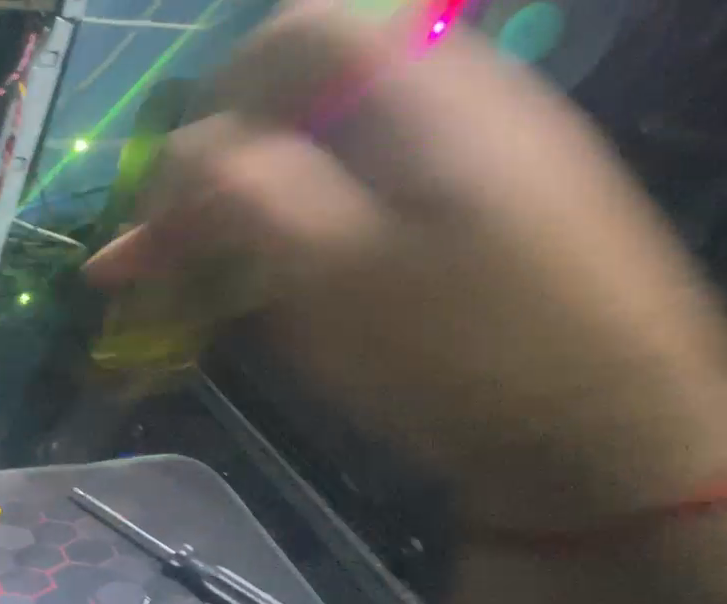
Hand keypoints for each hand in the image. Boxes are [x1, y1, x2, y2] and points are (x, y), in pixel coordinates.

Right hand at [87, 1, 726, 530]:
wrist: (599, 430)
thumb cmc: (458, 349)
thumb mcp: (332, 271)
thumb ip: (244, 193)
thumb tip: (177, 155)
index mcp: (417, 98)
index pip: (294, 38)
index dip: (212, 101)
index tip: (162, 192)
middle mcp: (433, 111)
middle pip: (287, 109)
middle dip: (197, 180)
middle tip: (137, 259)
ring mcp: (445, 169)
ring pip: (299, 168)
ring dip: (218, 222)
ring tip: (156, 290)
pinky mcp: (444, 225)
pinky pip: (331, 210)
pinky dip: (265, 246)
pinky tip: (229, 298)